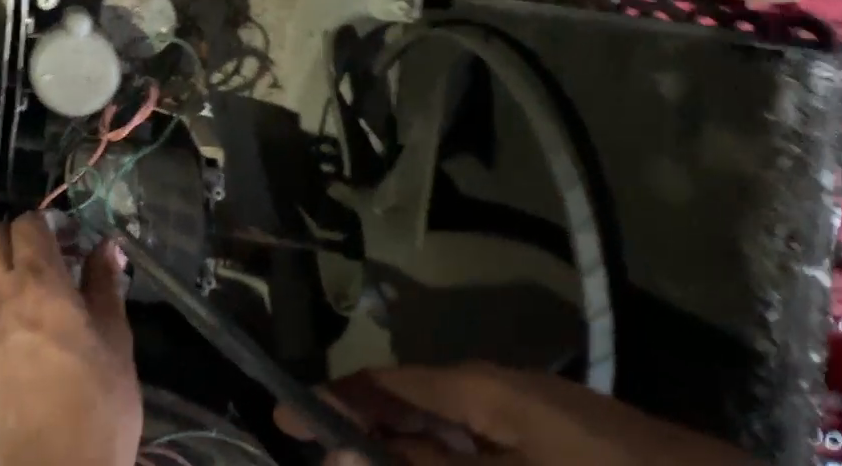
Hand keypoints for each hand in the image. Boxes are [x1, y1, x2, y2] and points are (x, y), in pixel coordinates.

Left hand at [0, 212, 141, 465]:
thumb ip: (105, 286)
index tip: (65, 235)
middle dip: (9, 233)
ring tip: (37, 295)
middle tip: (39, 252)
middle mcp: (1, 296)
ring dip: (3, 271)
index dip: (44, 221)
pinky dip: (0, 309)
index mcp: (38, 284)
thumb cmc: (97, 404)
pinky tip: (25, 335)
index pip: (26, 224)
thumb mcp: (115, 341)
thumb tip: (106, 246)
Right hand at [276, 363, 761, 465]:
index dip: (328, 398)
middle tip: (318, 457)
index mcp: (480, 388)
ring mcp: (535, 427)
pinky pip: (487, 452)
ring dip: (409, 456)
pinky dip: (455, 462)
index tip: (281, 416)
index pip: (382, 383)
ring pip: (450, 438)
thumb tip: (340, 451)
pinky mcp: (561, 452)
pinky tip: (434, 464)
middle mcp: (498, 396)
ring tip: (365, 462)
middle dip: (364, 436)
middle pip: (412, 409)